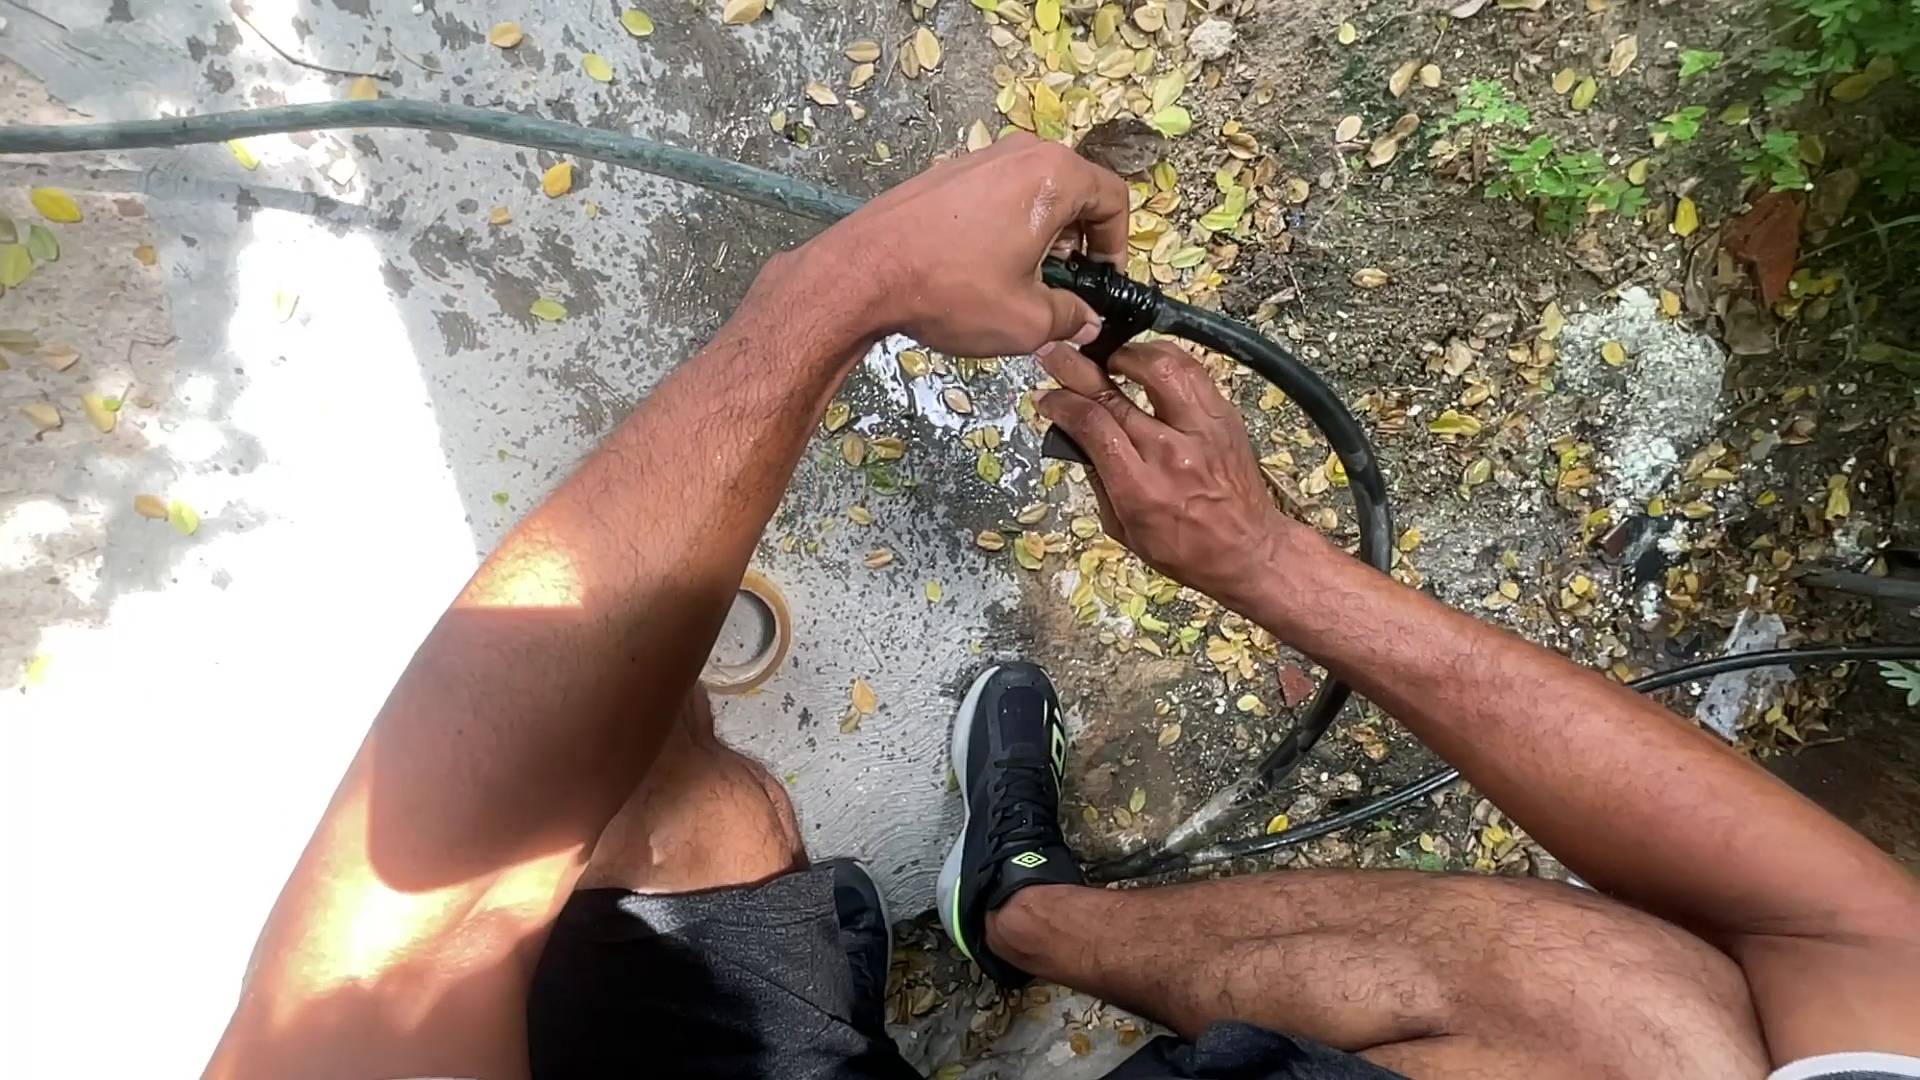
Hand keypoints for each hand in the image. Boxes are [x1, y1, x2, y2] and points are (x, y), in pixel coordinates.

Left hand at [799, 134, 1128, 357]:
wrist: (866, 273)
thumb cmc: (953, 291)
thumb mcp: (1027, 322)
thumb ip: (1070, 318)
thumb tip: (1085, 321)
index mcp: (1055, 176)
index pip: (1114, 200)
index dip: (1117, 246)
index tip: (1101, 281)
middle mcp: (1023, 153)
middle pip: (1075, 194)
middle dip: (1078, 245)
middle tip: (1062, 289)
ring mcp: (982, 157)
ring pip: (1036, 196)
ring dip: (1042, 239)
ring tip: (1021, 285)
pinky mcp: (951, 173)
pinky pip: (1000, 196)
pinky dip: (1009, 229)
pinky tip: (984, 269)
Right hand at [1035, 340, 1311, 608]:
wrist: (1247, 550)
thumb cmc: (1180, 548)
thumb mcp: (1121, 527)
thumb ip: (1098, 478)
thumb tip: (1075, 435)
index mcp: (1140, 488)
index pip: (1093, 425)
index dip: (1062, 403)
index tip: (1046, 397)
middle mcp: (1171, 452)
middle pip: (1116, 394)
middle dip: (1077, 369)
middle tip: (1057, 355)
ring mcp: (1203, 429)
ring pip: (1160, 367)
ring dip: (1125, 354)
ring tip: (1109, 356)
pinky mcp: (1224, 416)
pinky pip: (1192, 370)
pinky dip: (1162, 359)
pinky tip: (1146, 361)